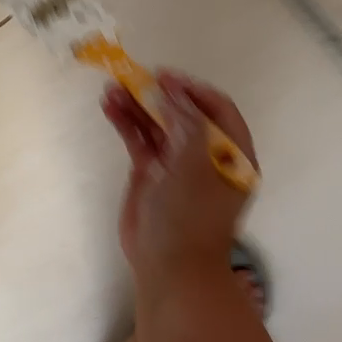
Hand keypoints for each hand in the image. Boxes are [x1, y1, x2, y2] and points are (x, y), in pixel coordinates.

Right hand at [101, 69, 257, 291]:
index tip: (163, 77)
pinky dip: (126, 122)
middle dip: (158, 94)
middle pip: (183, 113)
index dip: (192, 90)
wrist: (169, 264)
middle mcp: (205, 155)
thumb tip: (170, 91)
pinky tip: (110, 107)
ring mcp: (176, 164)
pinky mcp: (151, 173)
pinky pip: (139, 140)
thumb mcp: (194, 166)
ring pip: (157, 124)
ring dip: (137, 105)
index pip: (218, 110)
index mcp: (231, 155)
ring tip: (112, 89)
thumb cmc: (191, 216)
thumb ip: (186, 124)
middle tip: (131, 77)